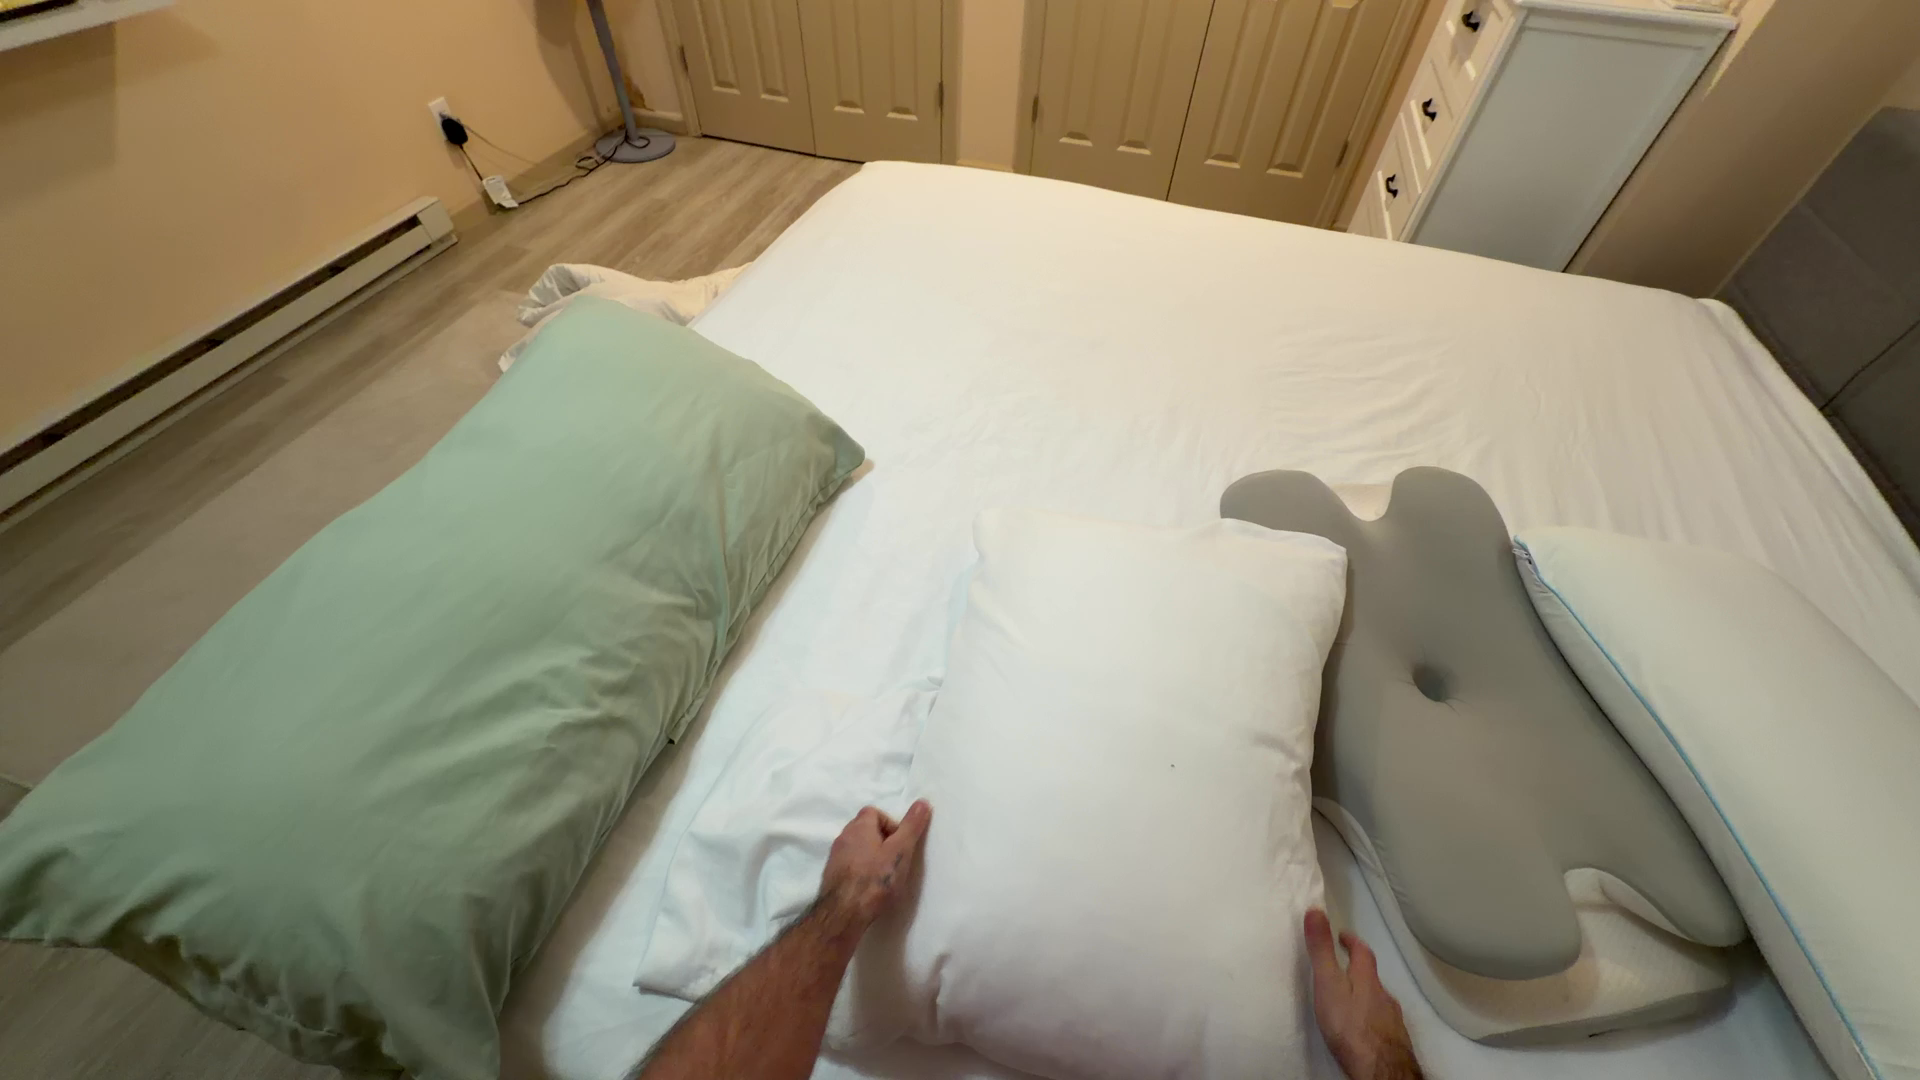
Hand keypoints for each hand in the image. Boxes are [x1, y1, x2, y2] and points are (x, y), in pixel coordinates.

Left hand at [816, 800, 932, 937]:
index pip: (874, 812)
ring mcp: (834, 857)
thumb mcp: (900, 851)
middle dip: (881, 841)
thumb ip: (911, 827)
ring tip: (883, 876)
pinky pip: (848, 865)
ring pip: (856, 848)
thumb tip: (922, 802)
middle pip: (865, 829)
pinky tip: (869, 887)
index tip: (900, 845)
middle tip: (894, 860)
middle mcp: (843, 837)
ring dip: (870, 856)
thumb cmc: (875, 880)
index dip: (890, 825)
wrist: (843, 915)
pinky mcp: (831, 876)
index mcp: (859, 827)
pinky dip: (859, 870)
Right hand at [1304, 909, 1422, 1079]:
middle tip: (1342, 969)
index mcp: (1367, 979)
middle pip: (1372, 977)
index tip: (1342, 935)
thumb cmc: (1350, 1025)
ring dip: (1366, 995)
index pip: (1363, 951)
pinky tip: (1363, 1029)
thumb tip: (1316, 909)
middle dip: (1357, 970)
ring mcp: (1393, 1021)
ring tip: (1349, 1000)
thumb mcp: (1328, 983)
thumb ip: (1322, 950)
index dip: (1352, 940)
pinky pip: (1383, 1023)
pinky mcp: (1396, 1043)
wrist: (1381, 1073)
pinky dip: (1372, 1019)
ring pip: (1379, 1001)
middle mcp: (1384, 996)